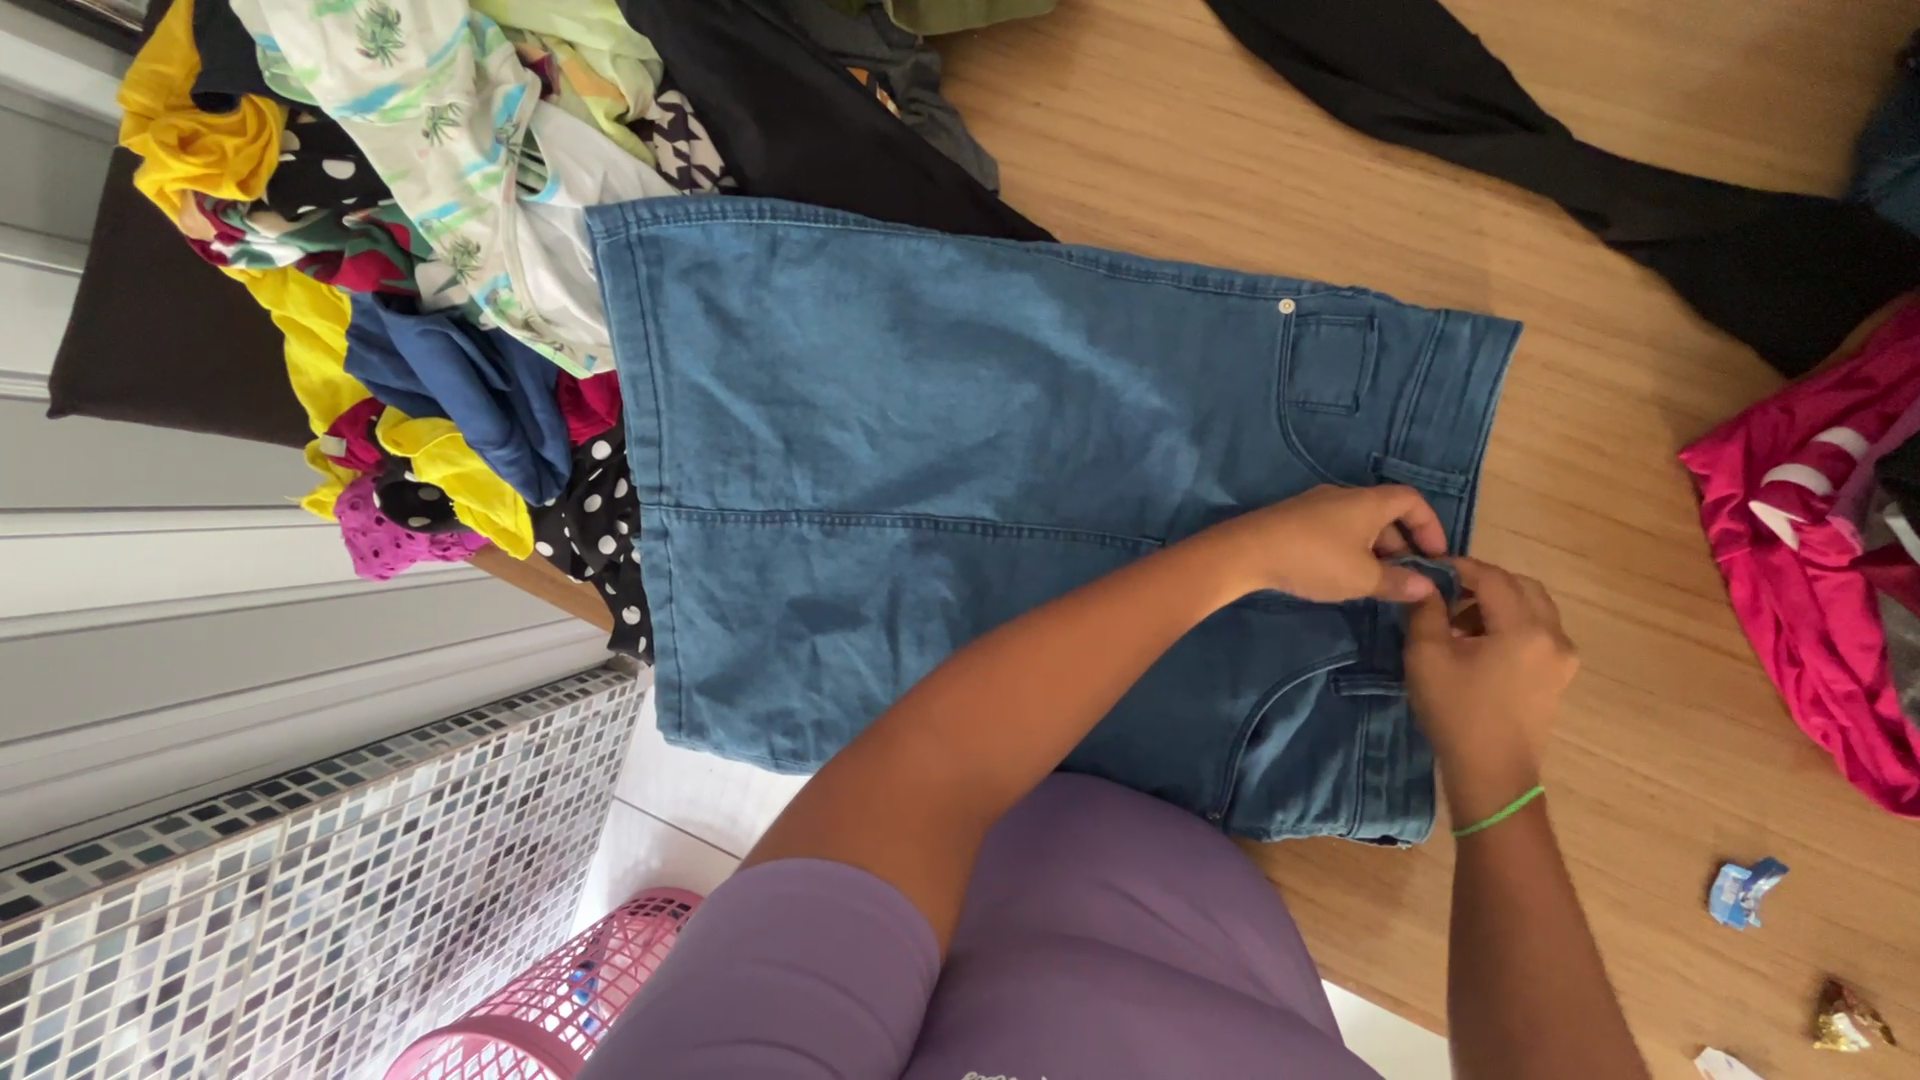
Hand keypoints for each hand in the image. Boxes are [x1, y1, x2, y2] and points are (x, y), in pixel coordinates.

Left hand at [1196, 484, 1449, 602]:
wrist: (1246, 552)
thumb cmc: (1314, 560)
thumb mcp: (1362, 578)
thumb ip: (1397, 582)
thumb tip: (1426, 586)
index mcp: (1368, 501)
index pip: (1412, 500)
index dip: (1430, 526)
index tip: (1435, 556)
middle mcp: (1342, 495)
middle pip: (1383, 512)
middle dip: (1400, 544)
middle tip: (1403, 576)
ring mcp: (1313, 505)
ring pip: (1356, 523)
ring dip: (1371, 549)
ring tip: (1372, 581)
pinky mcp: (1291, 519)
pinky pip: (1331, 529)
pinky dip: (1345, 548)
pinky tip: (1337, 574)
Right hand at [1405, 558, 1578, 824]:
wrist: (1492, 772)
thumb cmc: (1456, 711)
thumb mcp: (1427, 656)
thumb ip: (1425, 610)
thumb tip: (1423, 583)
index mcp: (1524, 628)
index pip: (1493, 577)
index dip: (1459, 567)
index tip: (1427, 569)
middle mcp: (1554, 636)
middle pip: (1521, 587)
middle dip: (1481, 582)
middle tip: (1444, 593)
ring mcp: (1562, 657)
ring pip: (1533, 608)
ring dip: (1496, 603)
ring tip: (1456, 621)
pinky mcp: (1558, 675)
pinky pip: (1537, 631)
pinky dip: (1509, 624)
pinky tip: (1477, 645)